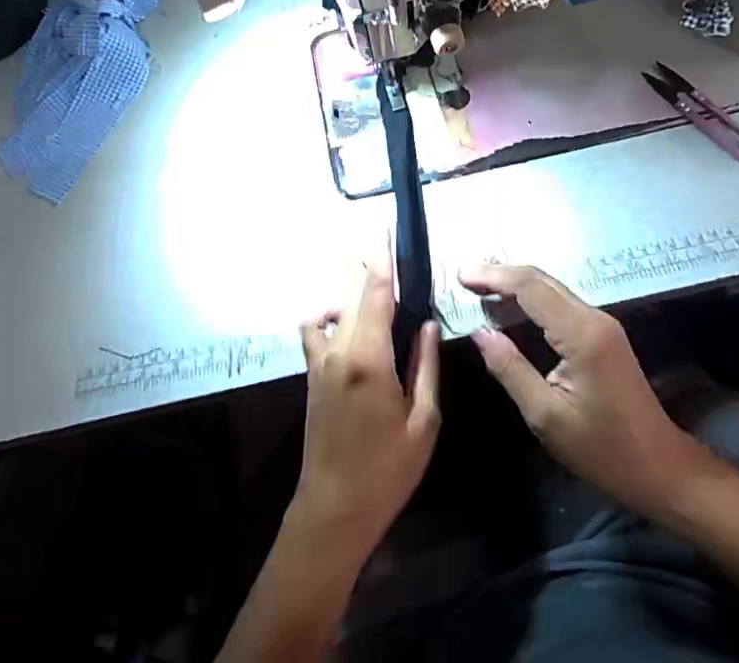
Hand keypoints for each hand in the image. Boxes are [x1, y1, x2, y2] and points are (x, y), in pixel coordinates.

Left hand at [291, 256, 440, 554]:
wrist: (334, 506)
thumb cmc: (387, 469)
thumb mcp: (423, 421)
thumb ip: (425, 366)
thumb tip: (428, 325)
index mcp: (369, 358)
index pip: (375, 295)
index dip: (382, 261)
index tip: (384, 232)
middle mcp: (337, 349)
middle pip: (354, 297)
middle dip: (371, 275)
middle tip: (391, 260)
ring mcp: (318, 361)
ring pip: (334, 312)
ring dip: (354, 300)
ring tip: (380, 306)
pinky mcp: (310, 374)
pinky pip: (318, 331)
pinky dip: (332, 320)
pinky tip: (353, 334)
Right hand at [460, 263, 709, 516]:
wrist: (662, 468)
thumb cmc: (603, 449)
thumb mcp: (545, 416)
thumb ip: (510, 369)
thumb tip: (479, 332)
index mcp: (581, 335)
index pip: (530, 287)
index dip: (492, 276)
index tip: (460, 276)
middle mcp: (594, 319)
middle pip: (541, 279)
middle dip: (499, 273)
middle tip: (463, 279)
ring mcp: (602, 325)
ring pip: (550, 287)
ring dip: (513, 283)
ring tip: (477, 288)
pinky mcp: (603, 335)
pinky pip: (558, 302)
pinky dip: (528, 297)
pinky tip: (509, 305)